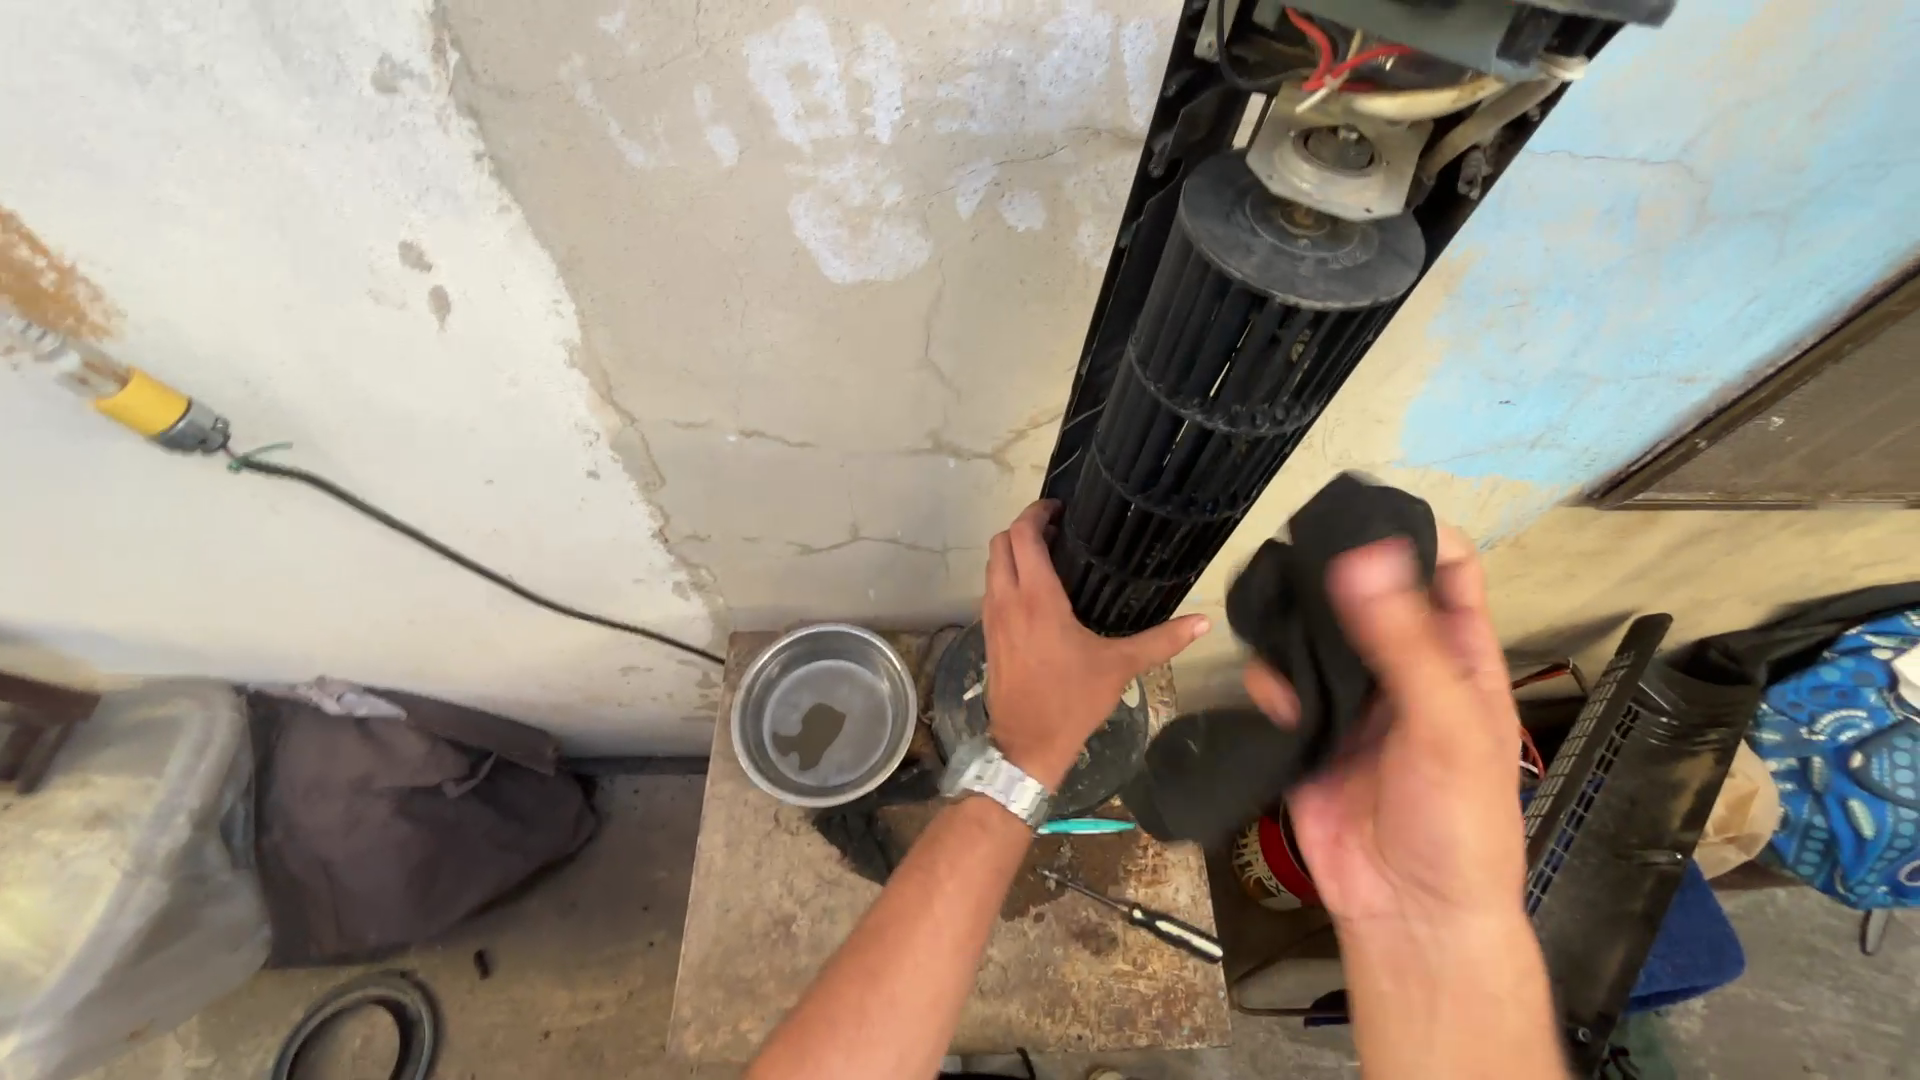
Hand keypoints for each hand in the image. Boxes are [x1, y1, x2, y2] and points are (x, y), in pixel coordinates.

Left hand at [982, 500, 1210, 789]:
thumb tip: (1203, 622)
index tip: (1059, 508)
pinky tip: (1034, 589)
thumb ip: (1161, 640)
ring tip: (1047, 553)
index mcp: (1037, 599)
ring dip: (1011, 552)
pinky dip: (1006, 576)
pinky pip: (990, 589)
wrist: (1026, 745)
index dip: (1036, 513)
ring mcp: (991, 617)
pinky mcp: (987, 634)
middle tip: (1056, 527)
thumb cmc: (1072, 701)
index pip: (1022, 537)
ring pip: (991, 566)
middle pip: (999, 543)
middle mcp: (1007, 600)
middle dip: (1022, 527)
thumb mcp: (1119, 667)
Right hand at [1243, 527, 1527, 933]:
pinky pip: (1280, 683)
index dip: (1416, 535)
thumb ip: (1404, 643)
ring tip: (1273, 622)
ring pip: (1314, 635)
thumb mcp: (1443, 726)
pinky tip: (1273, 699)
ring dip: (1293, 628)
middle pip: (1366, 595)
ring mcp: (1351, 698)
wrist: (1403, 908)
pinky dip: (1270, 682)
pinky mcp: (1308, 728)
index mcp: (1457, 658)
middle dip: (1333, 573)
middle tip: (1292, 552)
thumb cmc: (1455, 822)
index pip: (1447, 572)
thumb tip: (1363, 557)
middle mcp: (1401, 668)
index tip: (1362, 515)